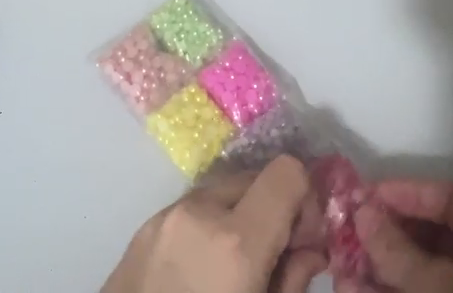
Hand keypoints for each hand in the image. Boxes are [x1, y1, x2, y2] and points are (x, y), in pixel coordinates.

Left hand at [102, 155, 327, 292]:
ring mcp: (166, 216)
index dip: (304, 200)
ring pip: (223, 192)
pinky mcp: (143, 228)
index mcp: (237, 241)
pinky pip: (192, 210)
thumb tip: (309, 250)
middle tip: (274, 259)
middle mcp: (200, 212)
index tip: (304, 239)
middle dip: (273, 212)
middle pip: (256, 179)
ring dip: (239, 219)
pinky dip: (208, 228)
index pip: (287, 172)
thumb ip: (294, 280)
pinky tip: (202, 272)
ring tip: (233, 270)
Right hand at [339, 180, 452, 292]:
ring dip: (380, 270)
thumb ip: (398, 251)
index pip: (450, 199)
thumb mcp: (440, 287)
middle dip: (386, 236)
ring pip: (422, 275)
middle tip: (346, 234)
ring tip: (340, 271)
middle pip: (432, 237)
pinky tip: (354, 291)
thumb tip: (361, 212)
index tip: (366, 197)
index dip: (407, 193)